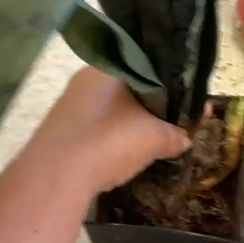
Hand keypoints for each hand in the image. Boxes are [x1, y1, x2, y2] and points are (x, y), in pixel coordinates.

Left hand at [20, 68, 190, 196]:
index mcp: (108, 68)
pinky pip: (92, 128)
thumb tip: (185, 137)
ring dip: (126, 123)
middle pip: (125, 88)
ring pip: (107, 110)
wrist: (57, 176)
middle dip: (146, 105)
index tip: (180, 100)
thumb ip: (175, 133)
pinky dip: (107, 139)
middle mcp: (84, 79)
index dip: (166, 84)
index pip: (145, 66)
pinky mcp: (58, 130)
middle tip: (167, 123)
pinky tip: (120, 155)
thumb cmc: (111, 141)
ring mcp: (68, 104)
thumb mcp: (155, 138)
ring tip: (147, 142)